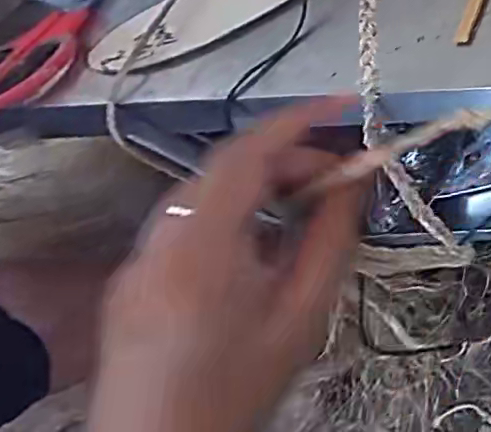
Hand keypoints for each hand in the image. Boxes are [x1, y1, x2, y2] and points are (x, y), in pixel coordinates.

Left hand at [88, 99, 366, 431]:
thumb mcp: (305, 309)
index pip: (246, 156)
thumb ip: (334, 231)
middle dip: (290, 155)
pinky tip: (269, 232)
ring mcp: (136, 263)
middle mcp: (157, 246)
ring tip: (311, 199)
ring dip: (264, 179)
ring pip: (207, 189)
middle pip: (226, 167)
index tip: (343, 103)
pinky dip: (239, 204)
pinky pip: (191, 217)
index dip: (297, 119)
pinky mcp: (132, 281)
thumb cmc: (240, 387)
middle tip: (339, 173)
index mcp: (199, 251)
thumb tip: (358, 174)